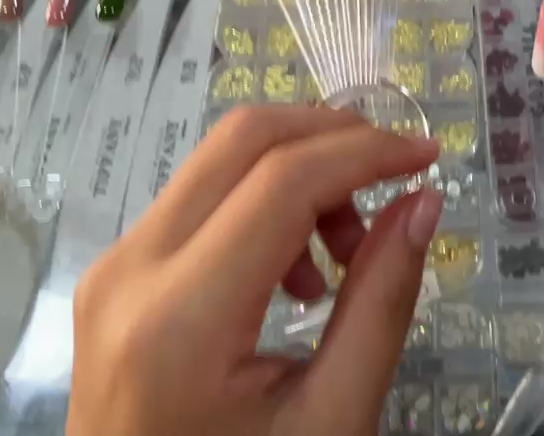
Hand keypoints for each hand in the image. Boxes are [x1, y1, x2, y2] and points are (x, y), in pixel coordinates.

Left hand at [69, 105, 442, 435]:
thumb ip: (381, 304)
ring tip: (346, 247)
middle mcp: (131, 268)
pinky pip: (204, 192)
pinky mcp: (118, 268)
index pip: (283, 182)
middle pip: (244, 138)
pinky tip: (298, 268)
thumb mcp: (331, 422)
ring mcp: (115, 263)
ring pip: (222, 155)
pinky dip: (267, 197)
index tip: (429, 155)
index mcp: (179, 320)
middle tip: (396, 172)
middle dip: (334, 136)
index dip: (367, 152)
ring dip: (302, 167)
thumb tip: (424, 201)